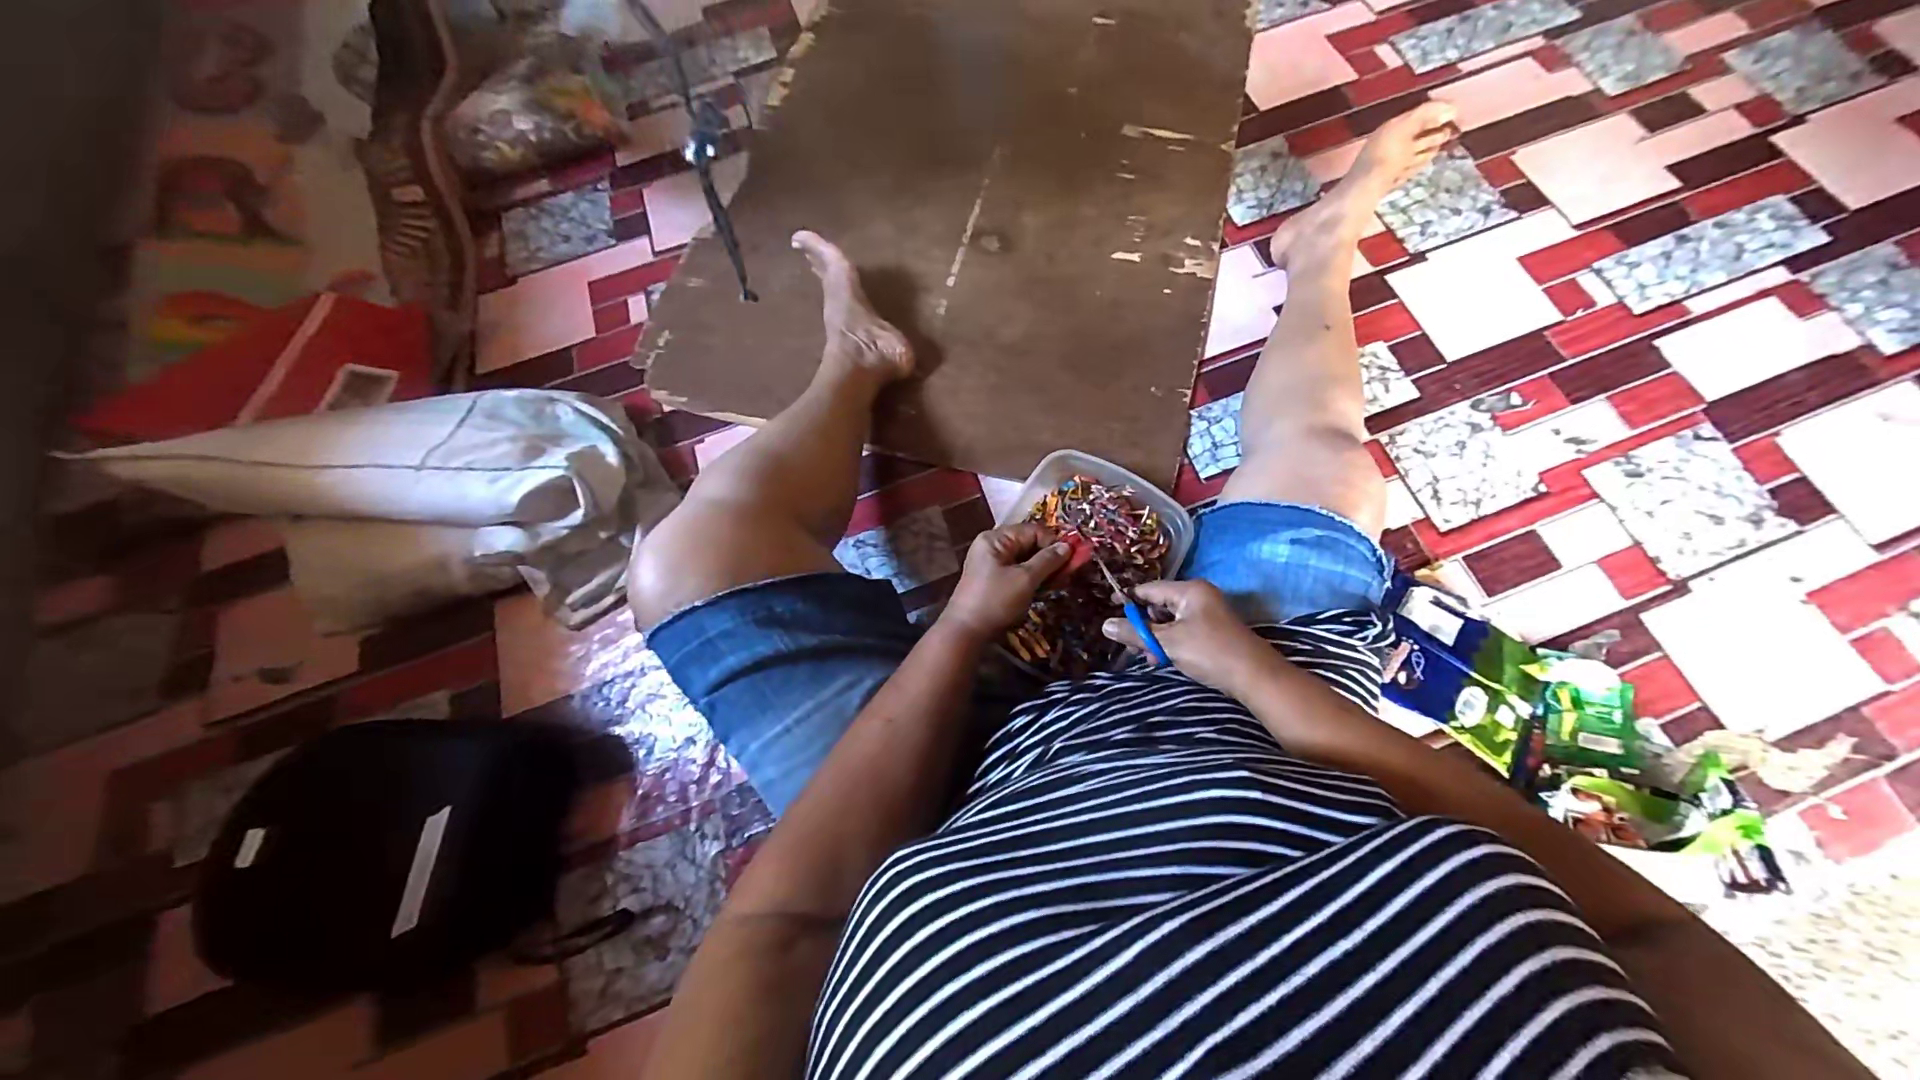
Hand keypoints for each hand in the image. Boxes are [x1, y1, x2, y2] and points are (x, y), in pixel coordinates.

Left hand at [939, 523, 1070, 640]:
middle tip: (1068, 574)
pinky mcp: (993, 579)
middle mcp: (992, 546)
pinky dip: (1033, 578)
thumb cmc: (996, 601)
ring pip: (1025, 559)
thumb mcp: (1025, 579)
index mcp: (996, 539)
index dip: (1053, 543)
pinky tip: (1045, 588)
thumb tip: (1068, 546)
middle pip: (1029, 543)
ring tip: (1059, 582)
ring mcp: (991, 563)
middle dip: (1050, 557)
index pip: (1033, 530)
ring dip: (1044, 569)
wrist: (966, 632)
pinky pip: (1018, 571)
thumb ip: (1048, 560)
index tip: (1071, 560)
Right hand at [1101, 579, 1276, 696]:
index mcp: (1189, 591)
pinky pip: (1181, 631)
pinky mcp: (1212, 631)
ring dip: (1154, 637)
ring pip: (1169, 621)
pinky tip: (1161, 659)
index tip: (1108, 607)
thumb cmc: (1209, 652)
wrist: (1254, 677)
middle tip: (1127, 643)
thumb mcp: (1167, 642)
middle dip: (1141, 625)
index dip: (1127, 598)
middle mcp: (1198, 597)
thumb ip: (1135, 632)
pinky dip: (1169, 643)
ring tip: (1145, 656)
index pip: (1149, 589)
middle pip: (1158, 605)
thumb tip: (1105, 625)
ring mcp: (1207, 614)